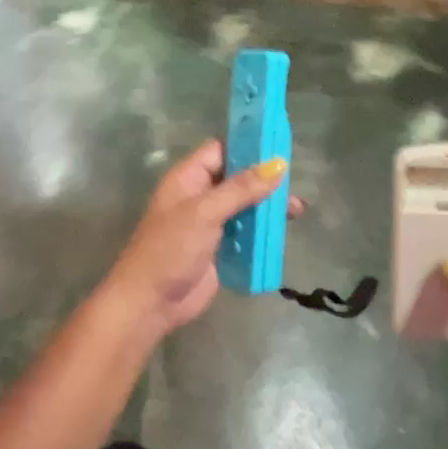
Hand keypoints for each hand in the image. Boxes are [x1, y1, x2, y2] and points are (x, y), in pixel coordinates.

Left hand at [99, 140, 303, 338]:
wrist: (151, 302)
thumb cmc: (171, 248)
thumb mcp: (205, 212)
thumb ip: (241, 188)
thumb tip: (278, 164)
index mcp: (188, 178)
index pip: (220, 150)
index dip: (246, 146)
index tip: (278, 147)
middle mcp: (200, 196)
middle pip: (237, 179)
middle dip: (264, 181)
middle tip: (292, 185)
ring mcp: (210, 224)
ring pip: (245, 207)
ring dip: (268, 208)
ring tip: (296, 211)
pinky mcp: (221, 249)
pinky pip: (246, 233)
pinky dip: (263, 232)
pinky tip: (282, 233)